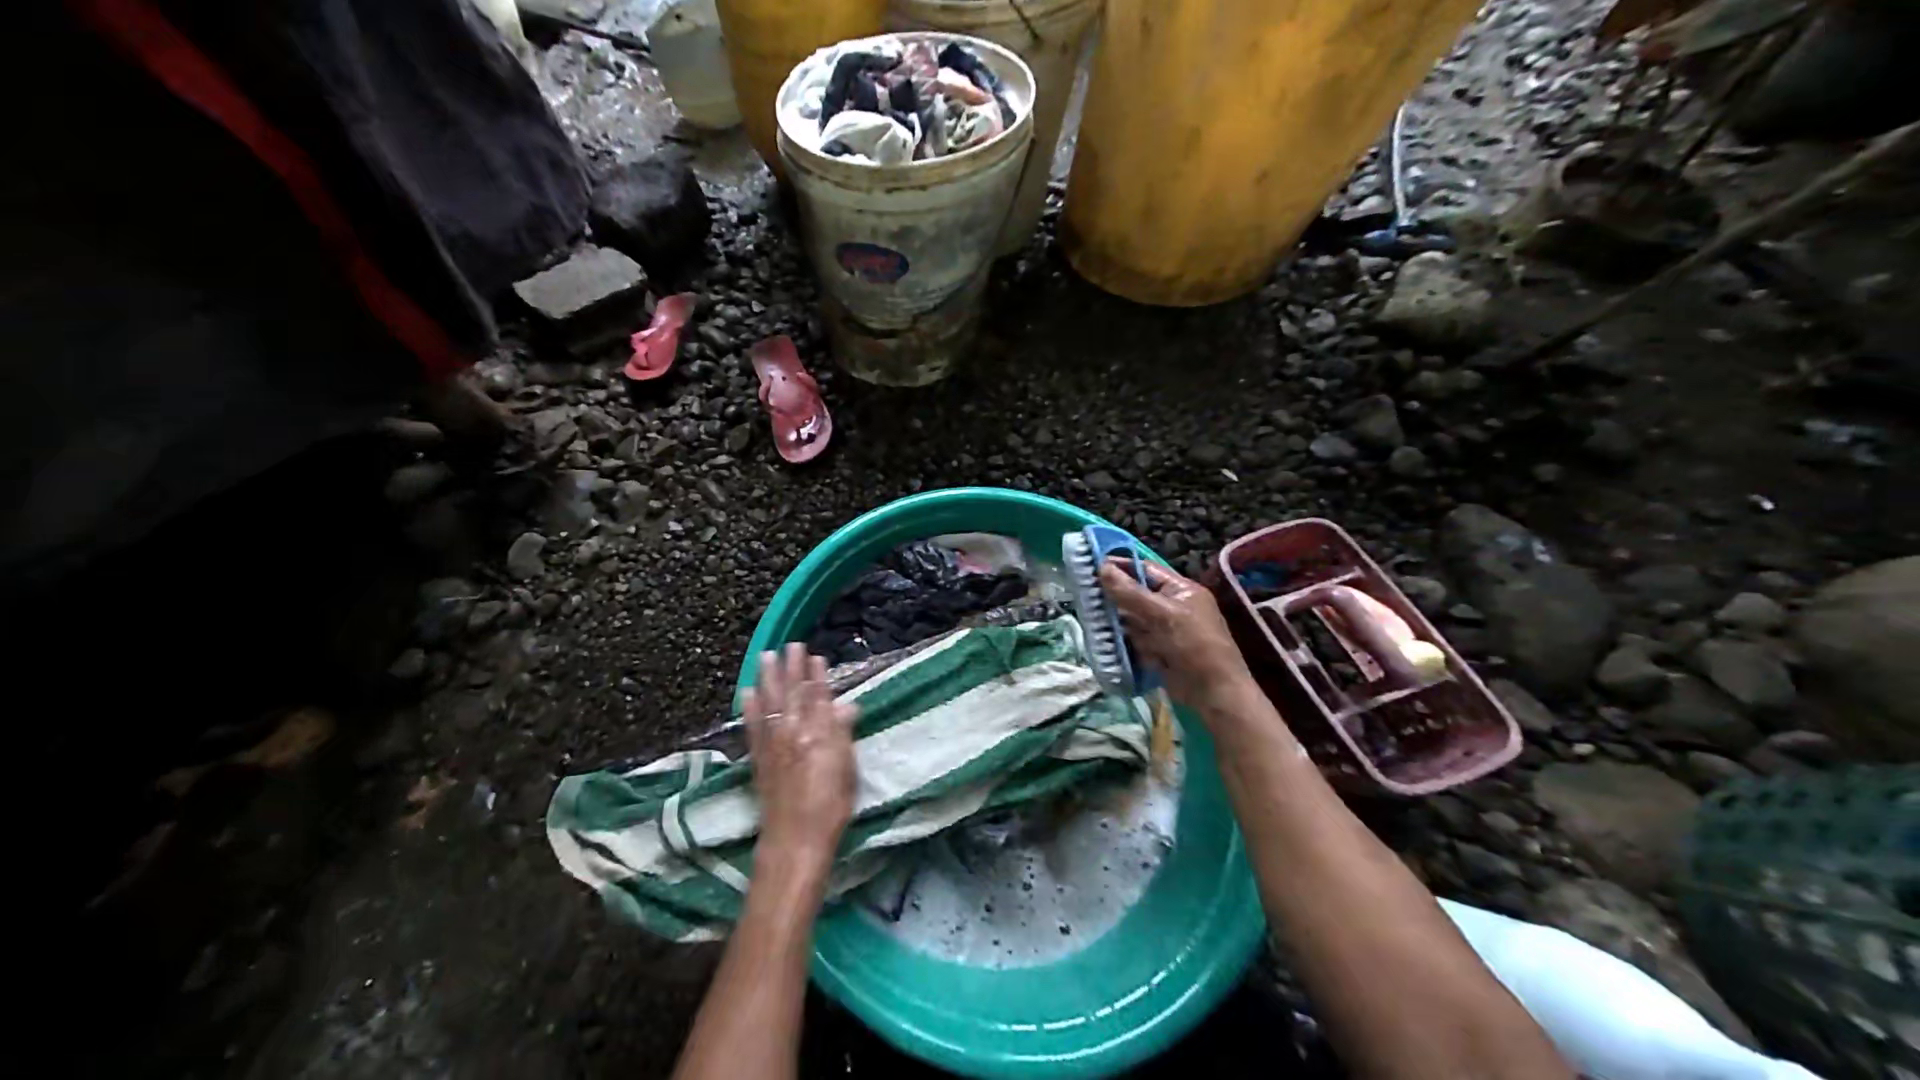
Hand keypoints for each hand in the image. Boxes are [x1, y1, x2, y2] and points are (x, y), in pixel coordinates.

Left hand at [743, 644, 856, 877]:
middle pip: (792, 693)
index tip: (815, 655)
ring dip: (768, 677)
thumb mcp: (847, 770)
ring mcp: (772, 744)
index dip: (816, 675)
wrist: (794, 840)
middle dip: (792, 667)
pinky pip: (752, 725)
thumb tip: (846, 705)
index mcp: (819, 734)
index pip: (817, 696)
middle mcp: (793, 732)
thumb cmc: (830, 807)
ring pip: (769, 702)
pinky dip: (749, 707)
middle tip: (790, 645)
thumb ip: (843, 735)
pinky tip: (748, 692)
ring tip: (766, 656)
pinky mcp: (757, 758)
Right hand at [1098, 558, 1257, 711]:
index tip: (1091, 565)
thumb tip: (1102, 567)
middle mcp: (1171, 606)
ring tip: (1092, 620)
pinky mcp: (1156, 650)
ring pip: (1130, 619)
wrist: (1213, 692)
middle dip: (1114, 597)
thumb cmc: (1194, 645)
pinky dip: (1121, 641)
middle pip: (1135, 595)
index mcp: (1180, 590)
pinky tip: (1104, 640)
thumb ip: (1131, 592)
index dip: (1120, 567)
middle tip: (1086, 595)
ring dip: (1115, 621)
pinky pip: (1132, 639)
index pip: (1146, 570)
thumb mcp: (1163, 614)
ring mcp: (1163, 630)